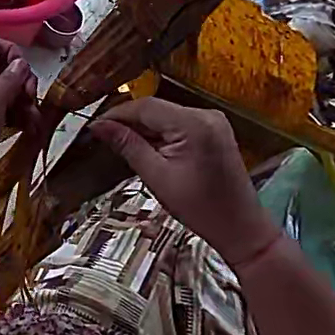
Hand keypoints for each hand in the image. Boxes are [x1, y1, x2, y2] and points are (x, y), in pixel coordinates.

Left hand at [0, 37, 37, 181]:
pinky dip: (15, 117)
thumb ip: (11, 78)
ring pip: (6, 92)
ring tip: (33, 123)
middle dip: (23, 85)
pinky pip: (1, 110)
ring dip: (23, 104)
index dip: (13, 54)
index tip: (23, 75)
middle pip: (4, 69)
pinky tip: (27, 130)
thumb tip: (21, 62)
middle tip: (30, 102)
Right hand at [90, 98, 281, 267]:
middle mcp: (205, 114)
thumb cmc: (200, 208)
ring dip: (142, 127)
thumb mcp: (157, 177)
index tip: (93, 126)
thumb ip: (128, 146)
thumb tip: (98, 126)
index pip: (145, 106)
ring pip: (165, 115)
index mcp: (194, 123)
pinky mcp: (213, 129)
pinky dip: (159, 133)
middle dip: (128, 121)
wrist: (241, 228)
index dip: (116, 114)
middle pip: (155, 108)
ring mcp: (212, 120)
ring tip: (118, 143)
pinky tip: (145, 147)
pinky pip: (178, 123)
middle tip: (101, 136)